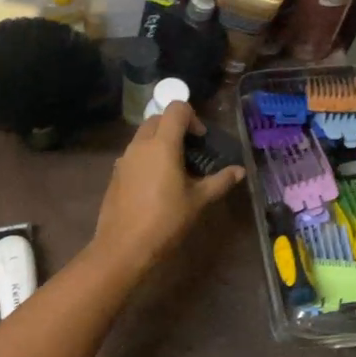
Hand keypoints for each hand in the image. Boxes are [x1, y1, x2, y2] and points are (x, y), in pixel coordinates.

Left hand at [91, 102, 244, 274]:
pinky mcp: (115, 174)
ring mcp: (124, 159)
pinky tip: (157, 185)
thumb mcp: (198, 201)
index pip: (176, 109)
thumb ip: (219, 181)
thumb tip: (240, 171)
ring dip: (160, 142)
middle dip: (176, 127)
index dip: (192, 117)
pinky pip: (134, 154)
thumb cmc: (165, 221)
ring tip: (176, 169)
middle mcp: (140, 145)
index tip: (201, 140)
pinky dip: (148, 157)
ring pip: (143, 136)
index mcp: (162, 144)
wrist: (123, 247)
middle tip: (191, 151)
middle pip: (158, 119)